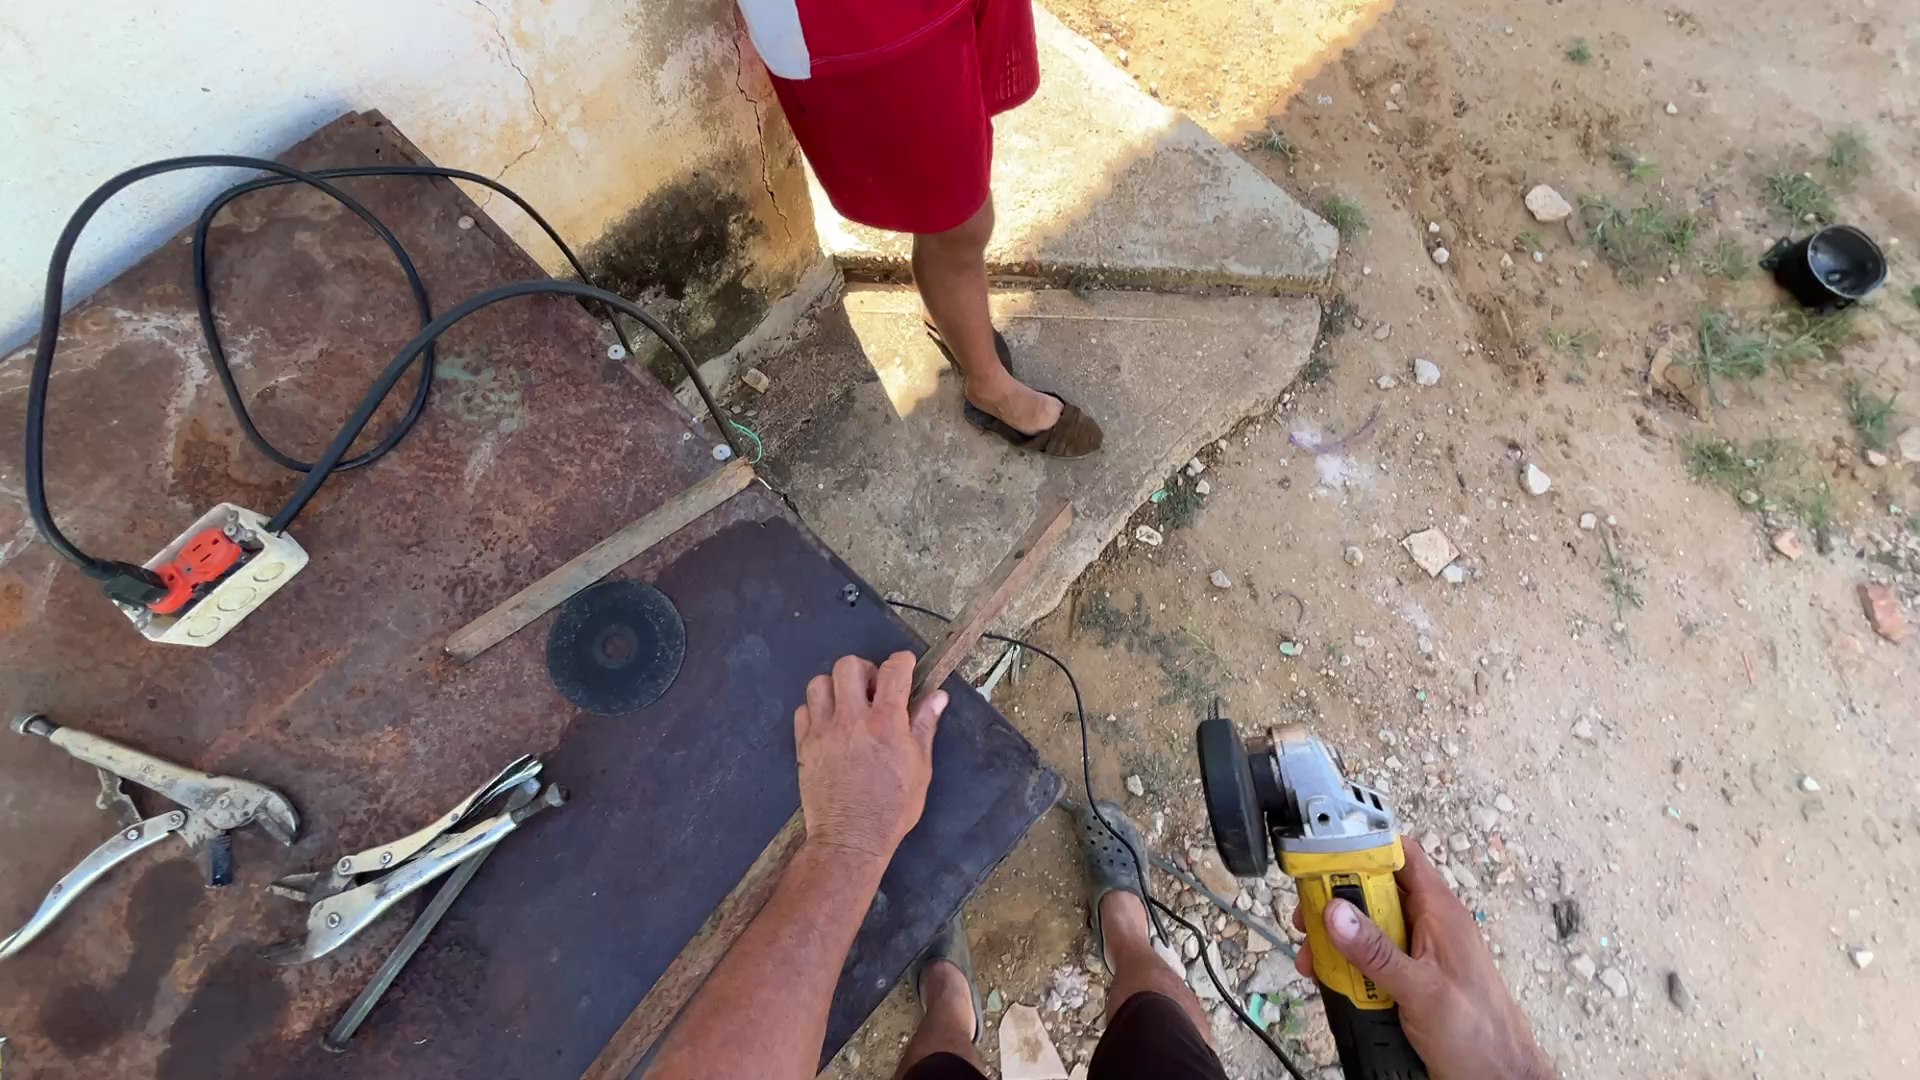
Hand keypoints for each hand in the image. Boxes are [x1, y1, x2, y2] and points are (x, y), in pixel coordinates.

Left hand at [793, 652, 947, 861]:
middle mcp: (852, 720)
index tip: (905, 665)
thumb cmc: (893, 807)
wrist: (850, 840)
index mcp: (886, 724)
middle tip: (873, 691)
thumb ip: (925, 725)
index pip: (893, 671)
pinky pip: (803, 710)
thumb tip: (938, 696)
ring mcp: (823, 731)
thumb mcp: (920, 767)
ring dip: (837, 687)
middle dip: (865, 670)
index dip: (902, 661)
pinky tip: (830, 725)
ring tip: (848, 706)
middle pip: (849, 665)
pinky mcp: (803, 745)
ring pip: (820, 682)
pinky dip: (816, 710)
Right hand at [1291, 842, 1552, 1079]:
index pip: (1399, 854)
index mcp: (1439, 911)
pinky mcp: (1407, 972)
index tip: (1321, 855)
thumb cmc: (1481, 1040)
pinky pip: (1368, 952)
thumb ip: (1378, 953)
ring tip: (1312, 956)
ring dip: (1334, 935)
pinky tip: (1329, 977)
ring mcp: (1417, 948)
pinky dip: (1345, 960)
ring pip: (1365, 922)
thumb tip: (1334, 911)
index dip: (1361, 845)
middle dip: (1334, 899)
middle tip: (1306, 916)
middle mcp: (1427, 921)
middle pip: (1371, 887)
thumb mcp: (1424, 993)